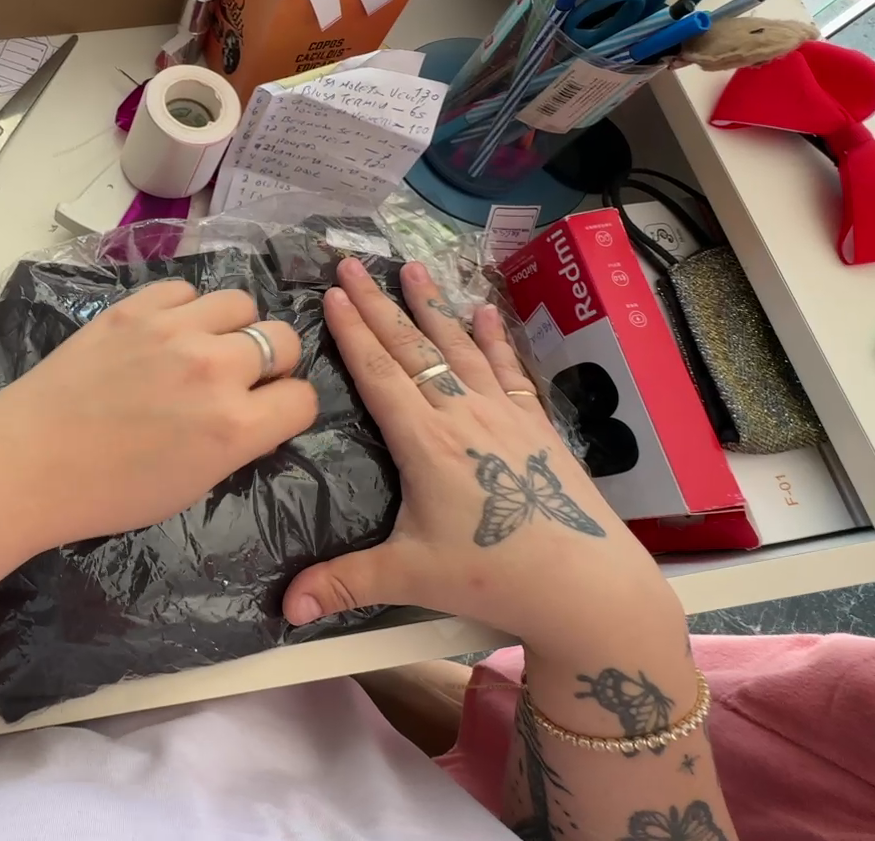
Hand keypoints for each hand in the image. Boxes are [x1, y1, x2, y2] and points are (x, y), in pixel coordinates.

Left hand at [0, 280, 318, 550]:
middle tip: (240, 378)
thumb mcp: (190, 486)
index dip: (287, 408)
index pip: (303, 397)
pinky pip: (183, 290)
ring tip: (205, 346)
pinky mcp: (131, 308)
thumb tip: (253, 413)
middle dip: (272, 362)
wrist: (27, 463)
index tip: (267, 412)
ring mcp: (172, 330)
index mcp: (235, 426)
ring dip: (233, 327)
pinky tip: (164, 332)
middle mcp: (214, 367)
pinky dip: (185, 309)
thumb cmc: (107, 493)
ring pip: (240, 303)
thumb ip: (234, 442)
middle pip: (282, 338)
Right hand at [281, 259, 683, 658]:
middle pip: (410, 347)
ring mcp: (503, 414)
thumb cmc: (495, 577)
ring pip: (455, 348)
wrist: (590, 589)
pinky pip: (506, 369)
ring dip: (429, 306)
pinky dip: (491, 338)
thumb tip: (284, 609)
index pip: (378, 373)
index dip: (352, 331)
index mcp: (425, 441)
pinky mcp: (534, 425)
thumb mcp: (409, 577)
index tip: (332, 293)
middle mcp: (461, 414)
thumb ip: (343, 583)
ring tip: (410, 268)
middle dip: (377, 303)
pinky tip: (482, 311)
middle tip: (351, 263)